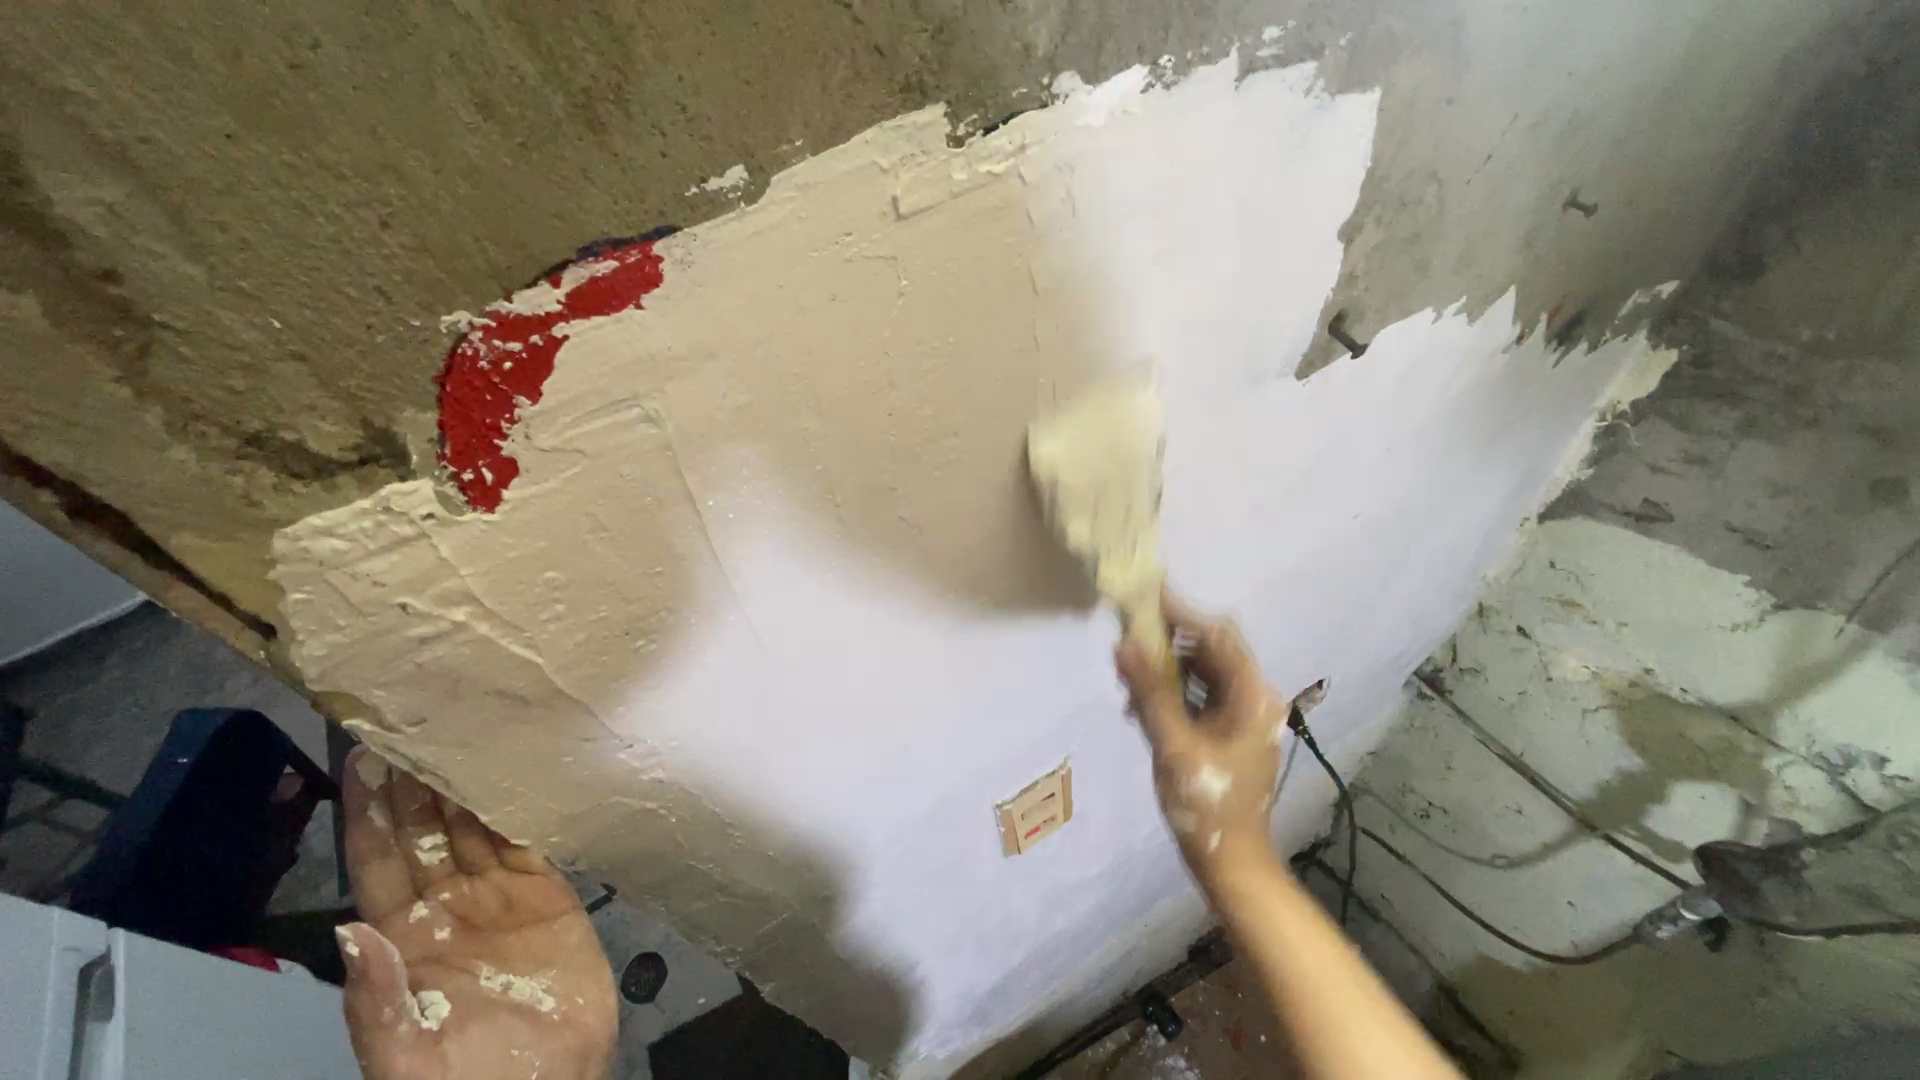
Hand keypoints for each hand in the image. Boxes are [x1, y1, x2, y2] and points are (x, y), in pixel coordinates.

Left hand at [336, 747, 615, 1079]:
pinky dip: (521, 808)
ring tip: (465, 733)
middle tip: (417, 722)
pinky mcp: (549, 894)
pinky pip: (527, 842)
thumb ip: (378, 1002)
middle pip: (427, 830)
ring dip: (467, 784)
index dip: (368, 812)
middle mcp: (446, 904)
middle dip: (417, 781)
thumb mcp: (405, 1062)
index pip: (379, 860)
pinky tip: (517, 774)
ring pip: (476, 827)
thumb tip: (352, 931)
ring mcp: (499, 897)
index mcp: (403, 936)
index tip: (363, 758)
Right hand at [1117, 591, 1288, 877]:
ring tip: (1128, 675)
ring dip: (1167, 667)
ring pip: (1203, 671)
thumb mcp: (1173, 746)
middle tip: (1127, 635)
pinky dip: (1172, 691)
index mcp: (1252, 696)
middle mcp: (1253, 697)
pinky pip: (1200, 695)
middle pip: (1211, 649)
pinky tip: (1140, 703)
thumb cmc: (1207, 805)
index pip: (1218, 635)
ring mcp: (1242, 715)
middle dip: (1168, 639)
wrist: (1232, 862)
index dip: (1182, 612)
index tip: (1143, 596)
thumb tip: (1124, 644)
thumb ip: (1149, 692)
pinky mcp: (1229, 731)